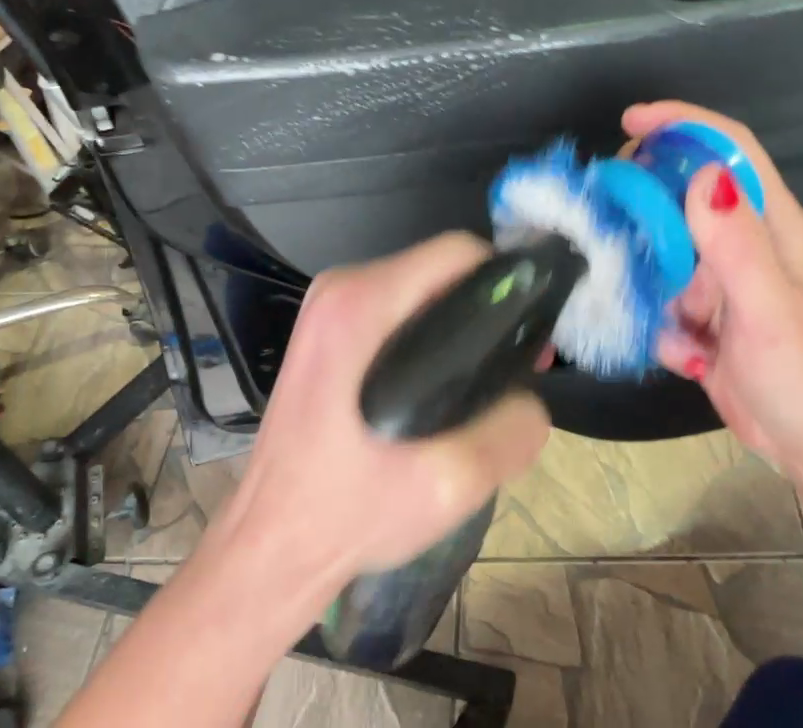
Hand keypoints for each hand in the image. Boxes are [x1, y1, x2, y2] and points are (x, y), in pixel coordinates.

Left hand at [213, 233, 551, 584]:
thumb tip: (531, 398)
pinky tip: (445, 394)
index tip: (529, 334)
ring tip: (487, 388)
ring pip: (423, 294)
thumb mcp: (450, 485)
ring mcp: (328, 312)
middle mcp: (339, 292)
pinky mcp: (327, 336)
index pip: (457, 254)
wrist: (271, 547)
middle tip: (516, 370)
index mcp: (360, 306)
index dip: (508, 285)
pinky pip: (399, 316)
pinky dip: (431, 343)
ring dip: (462, 331)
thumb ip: (512, 430)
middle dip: (488, 313)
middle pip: (441, 272)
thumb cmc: (348, 513)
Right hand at [625, 102, 802, 467]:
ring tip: (635, 296)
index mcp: (776, 228)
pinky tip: (675, 350)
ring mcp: (726, 280)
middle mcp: (749, 244)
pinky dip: (657, 316)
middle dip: (647, 199)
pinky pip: (665, 295)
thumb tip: (703, 178)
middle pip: (689, 192)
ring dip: (646, 270)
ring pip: (668, 246)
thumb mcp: (771, 313)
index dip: (684, 124)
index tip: (631, 123)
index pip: (730, 151)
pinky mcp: (707, 314)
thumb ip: (738, 248)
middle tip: (607, 213)